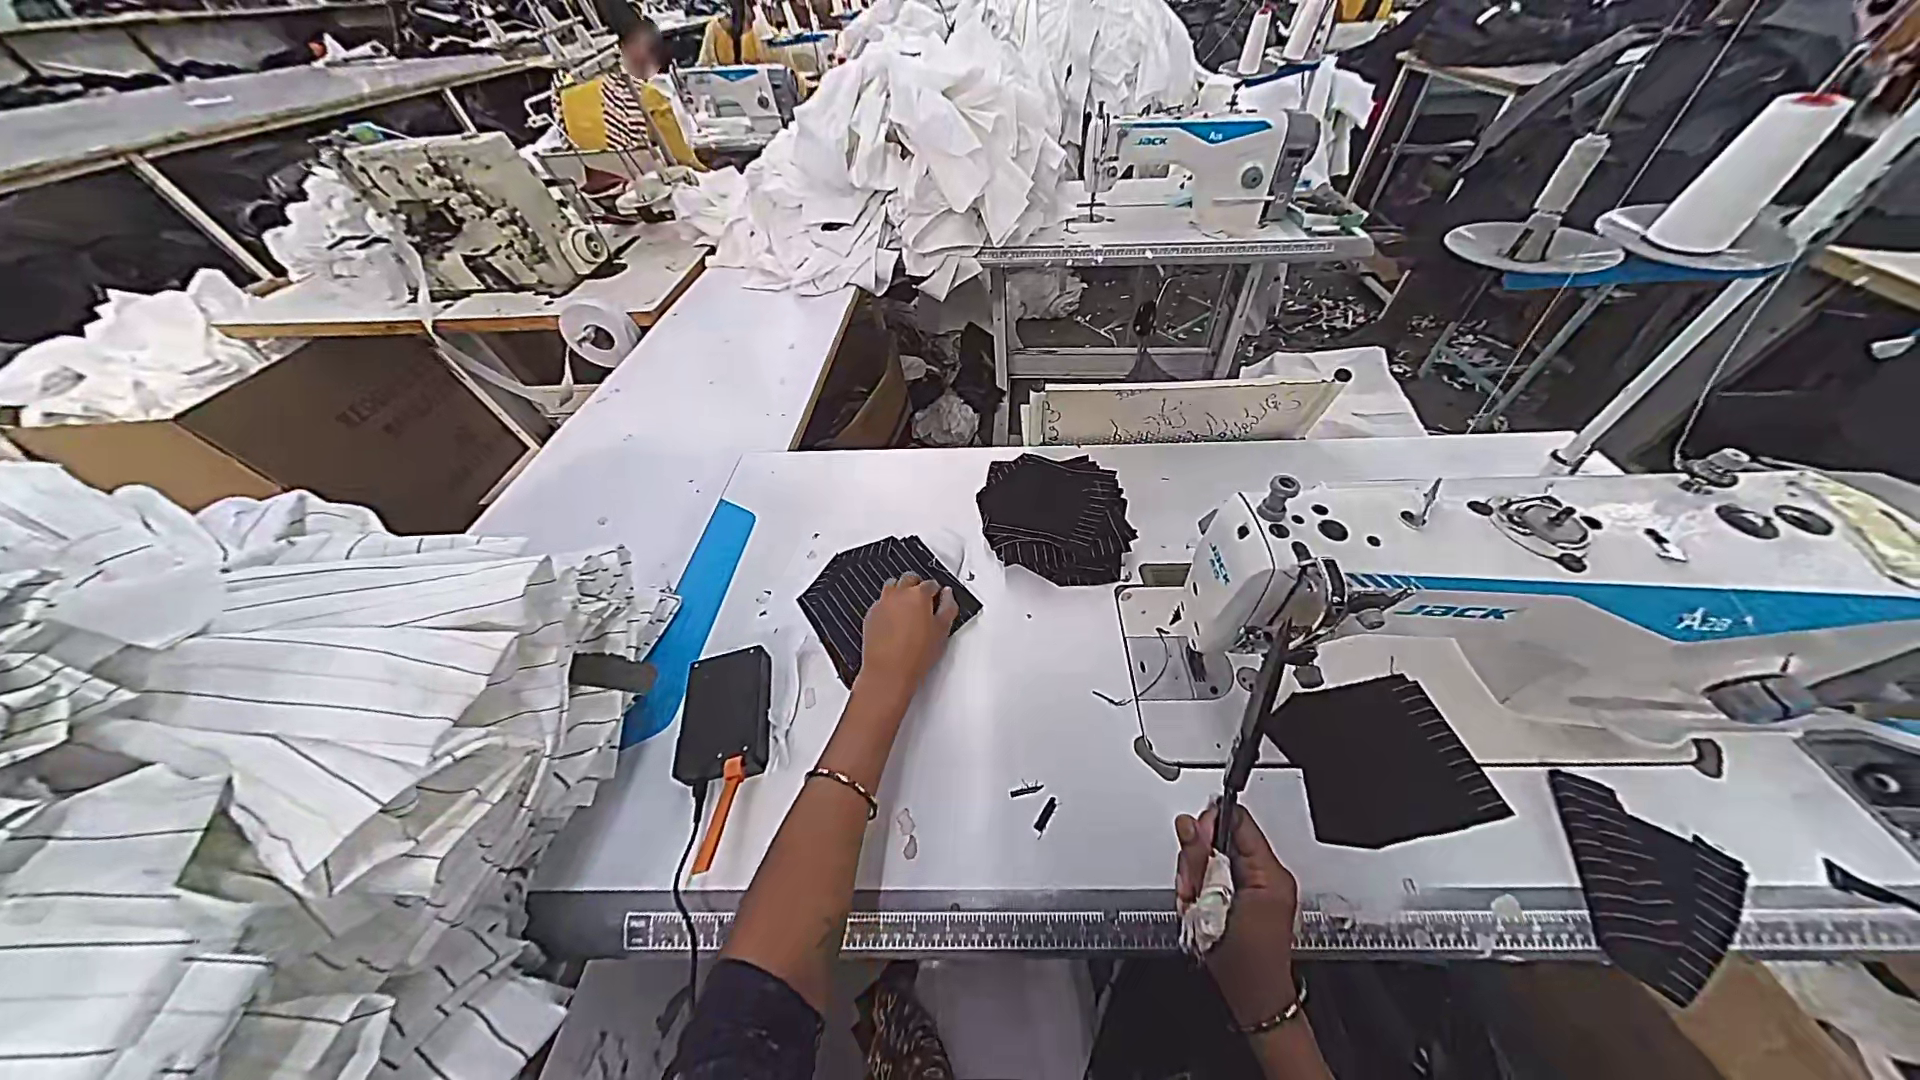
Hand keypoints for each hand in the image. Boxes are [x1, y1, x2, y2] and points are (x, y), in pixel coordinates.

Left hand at [856, 574, 958, 698]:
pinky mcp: (871, 615)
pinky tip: (895, 620)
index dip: (936, 591)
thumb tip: (948, 595)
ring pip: (892, 586)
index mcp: (918, 595)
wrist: (889, 671)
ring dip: (901, 591)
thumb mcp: (942, 631)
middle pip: (909, 578)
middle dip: (917, 585)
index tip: (938, 597)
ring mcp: (882, 603)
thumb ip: (948, 607)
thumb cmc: (915, 655)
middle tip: (924, 600)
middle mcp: (898, 594)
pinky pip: (880, 602)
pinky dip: (888, 605)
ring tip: (908, 608)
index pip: (930, 583)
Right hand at [1175, 803, 1299, 1027]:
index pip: (1237, 820)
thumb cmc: (1243, 962)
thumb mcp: (1212, 904)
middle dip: (1198, 857)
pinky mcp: (1249, 895)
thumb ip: (1200, 859)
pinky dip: (1202, 886)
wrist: (1255, 1001)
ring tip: (1196, 899)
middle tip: (1194, 883)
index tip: (1195, 840)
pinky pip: (1218, 874)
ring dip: (1196, 875)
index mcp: (1268, 872)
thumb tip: (1191, 825)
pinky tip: (1201, 905)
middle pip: (1222, 838)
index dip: (1210, 825)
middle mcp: (1267, 874)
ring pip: (1215, 856)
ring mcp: (1259, 885)